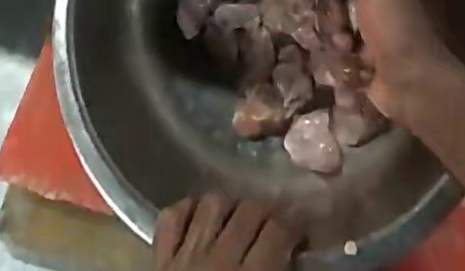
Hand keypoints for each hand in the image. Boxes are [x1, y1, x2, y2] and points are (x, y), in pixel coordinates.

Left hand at [155, 193, 302, 270]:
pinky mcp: (161, 260)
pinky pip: (171, 218)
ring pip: (212, 203)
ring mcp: (185, 256)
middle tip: (276, 216)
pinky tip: (198, 213)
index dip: (295, 224)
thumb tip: (298, 252)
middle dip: (267, 209)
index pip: (278, 231)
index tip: (303, 226)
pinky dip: (186, 209)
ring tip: (239, 213)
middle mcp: (218, 259)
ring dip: (230, 204)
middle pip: (248, 211)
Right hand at [331, 0, 464, 125]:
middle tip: (343, 25)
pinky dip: (343, 63)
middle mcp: (371, 6)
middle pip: (331, 2)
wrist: (411, 80)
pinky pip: (336, 58)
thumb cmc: (394, 23)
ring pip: (330, 30)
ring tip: (349, 50)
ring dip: (335, 39)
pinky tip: (356, 69)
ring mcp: (366, 37)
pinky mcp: (360, 66)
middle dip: (332, 14)